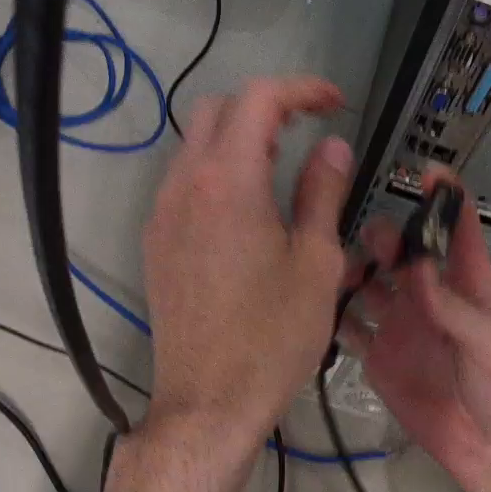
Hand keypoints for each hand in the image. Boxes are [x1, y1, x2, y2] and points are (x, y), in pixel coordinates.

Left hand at [141, 75, 351, 441]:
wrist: (209, 401)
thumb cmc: (272, 338)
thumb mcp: (316, 264)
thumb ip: (322, 194)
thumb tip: (331, 148)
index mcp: (228, 182)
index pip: (259, 99)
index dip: (302, 90)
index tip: (334, 103)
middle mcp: (183, 187)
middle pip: (217, 112)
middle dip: (264, 108)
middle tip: (306, 133)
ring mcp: (162, 217)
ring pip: (194, 148)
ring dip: (237, 142)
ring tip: (280, 172)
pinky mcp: (156, 246)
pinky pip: (182, 187)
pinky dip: (216, 177)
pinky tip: (246, 214)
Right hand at [344, 167, 490, 491]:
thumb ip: (454, 306)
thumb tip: (418, 265)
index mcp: (469, 287)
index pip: (457, 231)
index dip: (444, 198)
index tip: (425, 171)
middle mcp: (431, 299)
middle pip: (404, 252)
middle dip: (388, 236)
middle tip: (376, 244)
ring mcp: (401, 327)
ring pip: (371, 282)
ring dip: (356, 268)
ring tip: (341, 270)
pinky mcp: (380, 357)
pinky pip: (351, 327)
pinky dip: (336, 313)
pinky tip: (322, 304)